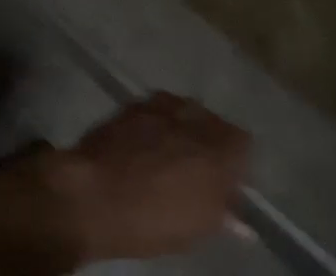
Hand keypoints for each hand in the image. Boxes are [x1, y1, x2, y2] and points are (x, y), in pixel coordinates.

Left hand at [32, 92, 251, 263]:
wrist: (92, 194)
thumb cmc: (151, 220)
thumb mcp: (196, 229)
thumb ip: (222, 214)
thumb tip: (238, 217)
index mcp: (218, 153)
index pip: (243, 142)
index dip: (237, 160)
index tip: (229, 179)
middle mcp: (192, 122)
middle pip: (214, 120)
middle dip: (212, 138)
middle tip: (201, 163)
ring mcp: (158, 109)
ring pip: (184, 107)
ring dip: (184, 122)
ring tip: (175, 145)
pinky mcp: (130, 106)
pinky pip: (155, 106)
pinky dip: (158, 118)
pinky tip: (149, 135)